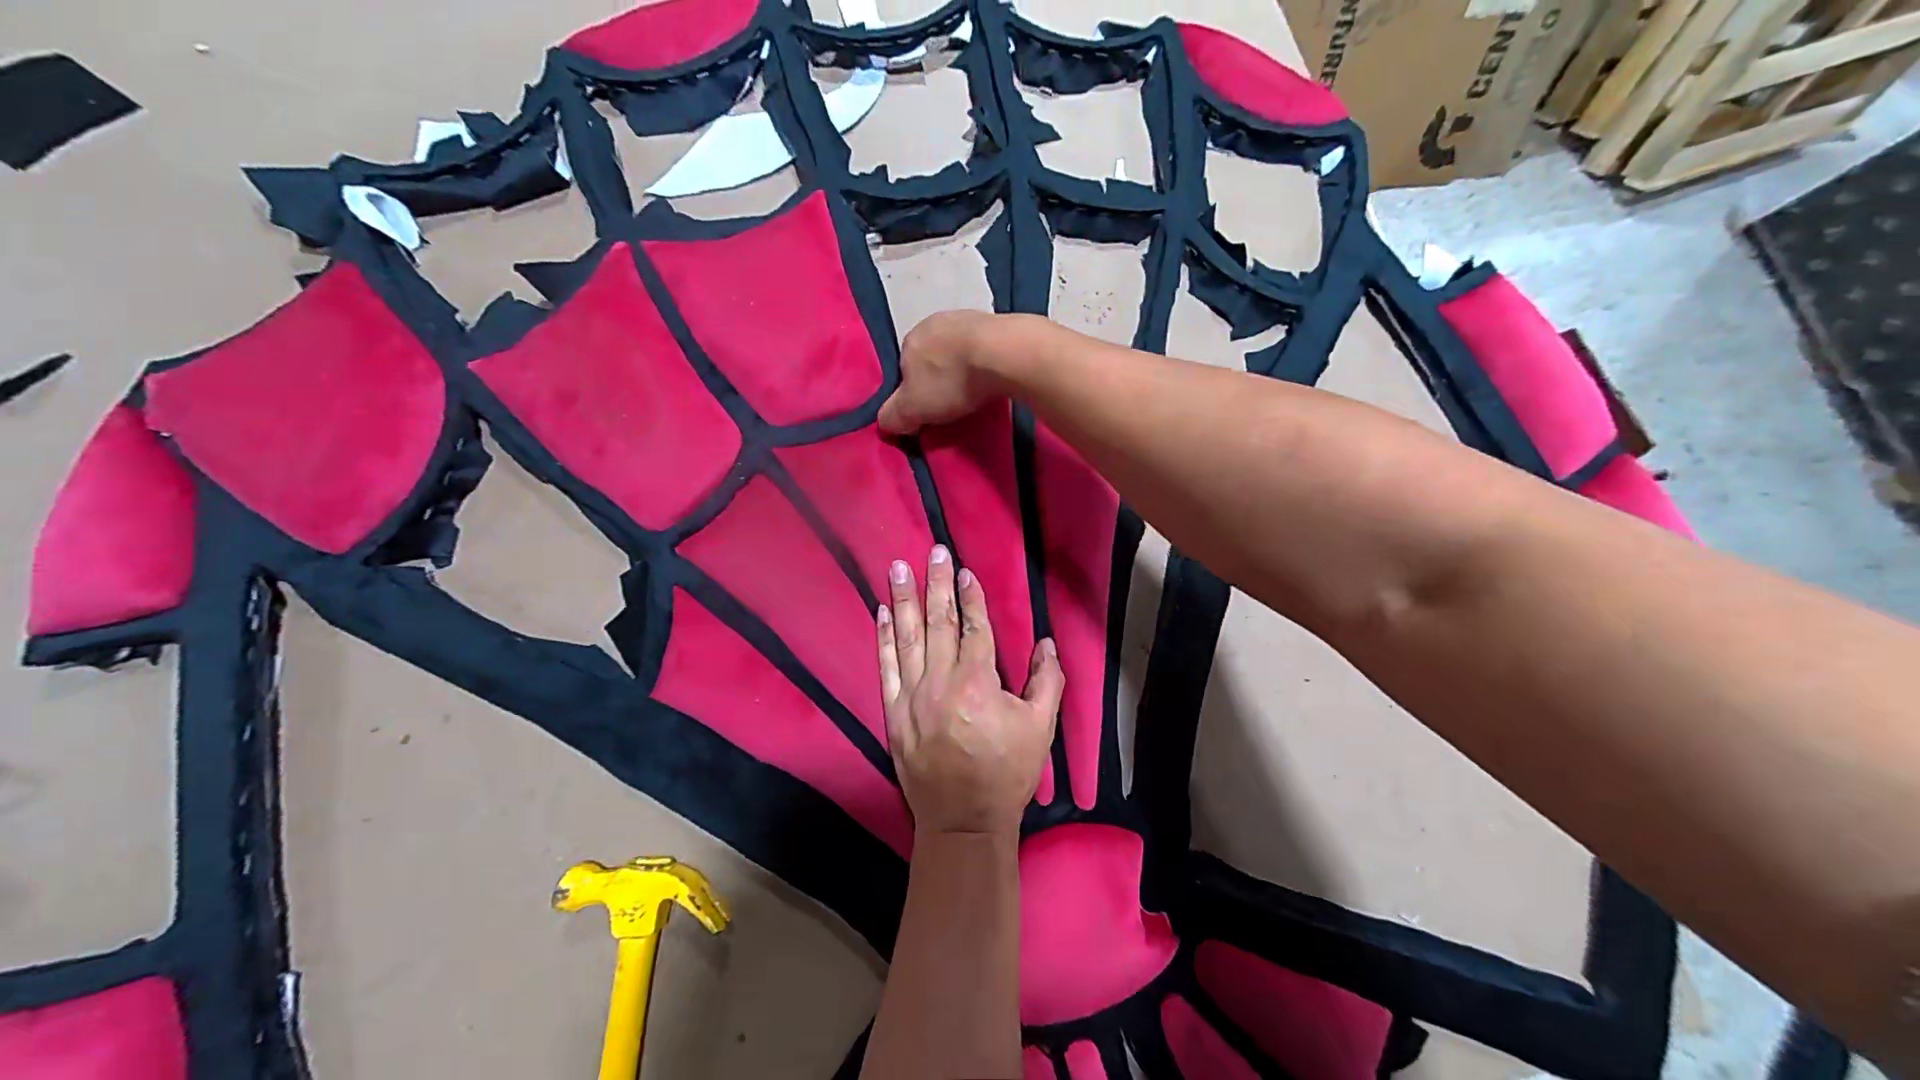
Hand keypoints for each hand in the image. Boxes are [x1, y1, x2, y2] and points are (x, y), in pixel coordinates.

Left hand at [877, 544, 1062, 835]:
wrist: (962, 822)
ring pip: (908, 638)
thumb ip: (1046, 682)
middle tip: (933, 551)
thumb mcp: (1040, 729)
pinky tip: (882, 612)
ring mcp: (913, 698)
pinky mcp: (894, 714)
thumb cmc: (1006, 774)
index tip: (965, 569)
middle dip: (936, 584)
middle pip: (939, 623)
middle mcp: (941, 683)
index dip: (971, 596)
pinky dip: (884, 638)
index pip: (974, 628)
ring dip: (903, 600)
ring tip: (899, 567)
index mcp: (978, 684)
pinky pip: (887, 668)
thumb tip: (1046, 643)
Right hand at [878, 310, 1016, 434]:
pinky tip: (995, 378)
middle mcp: (935, 322)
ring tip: (976, 392)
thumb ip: (893, 416)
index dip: (914, 392)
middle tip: (953, 403)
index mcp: (910, 339)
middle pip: (932, 357)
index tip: (928, 411)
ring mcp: (968, 318)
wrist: (1003, 354)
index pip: (904, 368)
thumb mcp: (912, 409)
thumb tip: (884, 422)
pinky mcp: (998, 322)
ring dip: (965, 368)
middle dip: (940, 378)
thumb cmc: (950, 380)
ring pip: (959, 350)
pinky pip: (985, 347)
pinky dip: (987, 362)